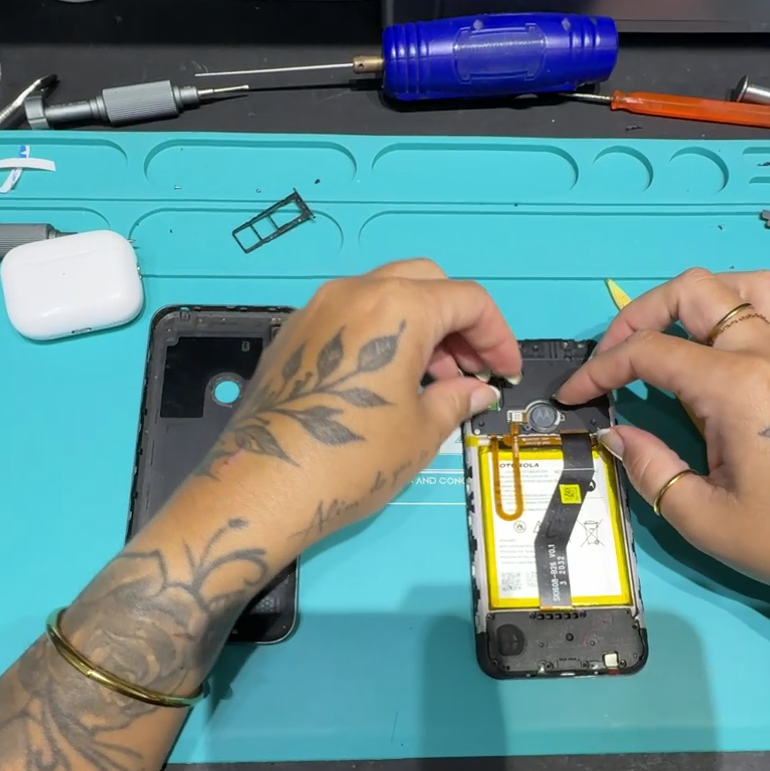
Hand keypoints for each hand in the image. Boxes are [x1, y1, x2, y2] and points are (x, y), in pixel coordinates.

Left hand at [190, 259, 520, 557]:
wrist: (264, 487)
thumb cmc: (354, 460)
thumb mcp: (421, 432)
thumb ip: (456, 399)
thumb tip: (476, 389)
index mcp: (398, 306)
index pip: (467, 300)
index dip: (498, 335)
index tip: (505, 371)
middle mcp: (355, 291)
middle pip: (427, 283)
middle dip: (459, 323)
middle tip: (470, 370)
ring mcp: (317, 308)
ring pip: (386, 294)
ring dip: (422, 327)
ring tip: (433, 382)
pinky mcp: (293, 333)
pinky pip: (352, 315)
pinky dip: (383, 334)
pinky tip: (388, 381)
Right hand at [556, 269, 769, 595]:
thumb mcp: (699, 516)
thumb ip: (647, 465)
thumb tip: (614, 432)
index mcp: (735, 385)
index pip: (650, 352)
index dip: (599, 370)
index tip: (572, 395)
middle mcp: (767, 353)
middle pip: (694, 290)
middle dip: (639, 315)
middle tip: (613, 357)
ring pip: (740, 285)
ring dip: (691, 300)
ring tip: (663, 338)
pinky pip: (768, 309)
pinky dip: (727, 311)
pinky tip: (706, 354)